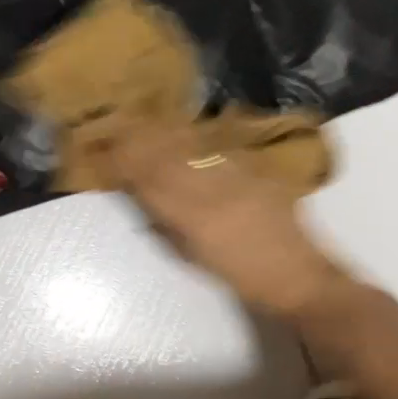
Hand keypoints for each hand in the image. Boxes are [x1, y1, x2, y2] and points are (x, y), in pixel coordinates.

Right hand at [99, 123, 344, 316]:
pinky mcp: (252, 169)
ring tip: (135, 121)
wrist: (300, 277)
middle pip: (162, 154)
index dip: (119, 162)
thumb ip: (164, 225)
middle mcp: (211, 189)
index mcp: (193, 216)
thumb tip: (139, 198)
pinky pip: (212, 145)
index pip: (146, 179)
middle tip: (108, 128)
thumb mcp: (191, 257)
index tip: (98, 152)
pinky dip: (188, 135)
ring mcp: (233, 175)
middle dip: (132, 139)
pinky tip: (176, 128)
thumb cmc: (241, 276)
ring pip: (186, 143)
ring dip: (156, 131)